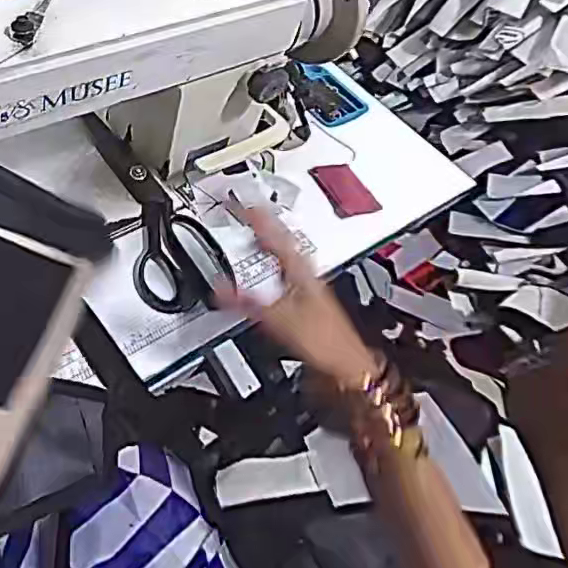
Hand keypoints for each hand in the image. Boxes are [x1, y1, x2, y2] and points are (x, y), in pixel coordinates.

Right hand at [219, 202, 379, 389]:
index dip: (259, 217)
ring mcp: (309, 281)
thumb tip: (220, 289)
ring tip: (259, 228)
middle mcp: (306, 270)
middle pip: (283, 238)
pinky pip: (289, 265)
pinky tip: (273, 263)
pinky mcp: (309, 294)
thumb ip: (246, 302)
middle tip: (250, 210)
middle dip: (266, 222)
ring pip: (288, 251)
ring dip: (272, 239)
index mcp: (299, 268)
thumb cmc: (324, 340)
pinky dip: (277, 258)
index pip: (275, 233)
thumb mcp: (277, 319)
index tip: (244, 203)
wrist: (348, 364)